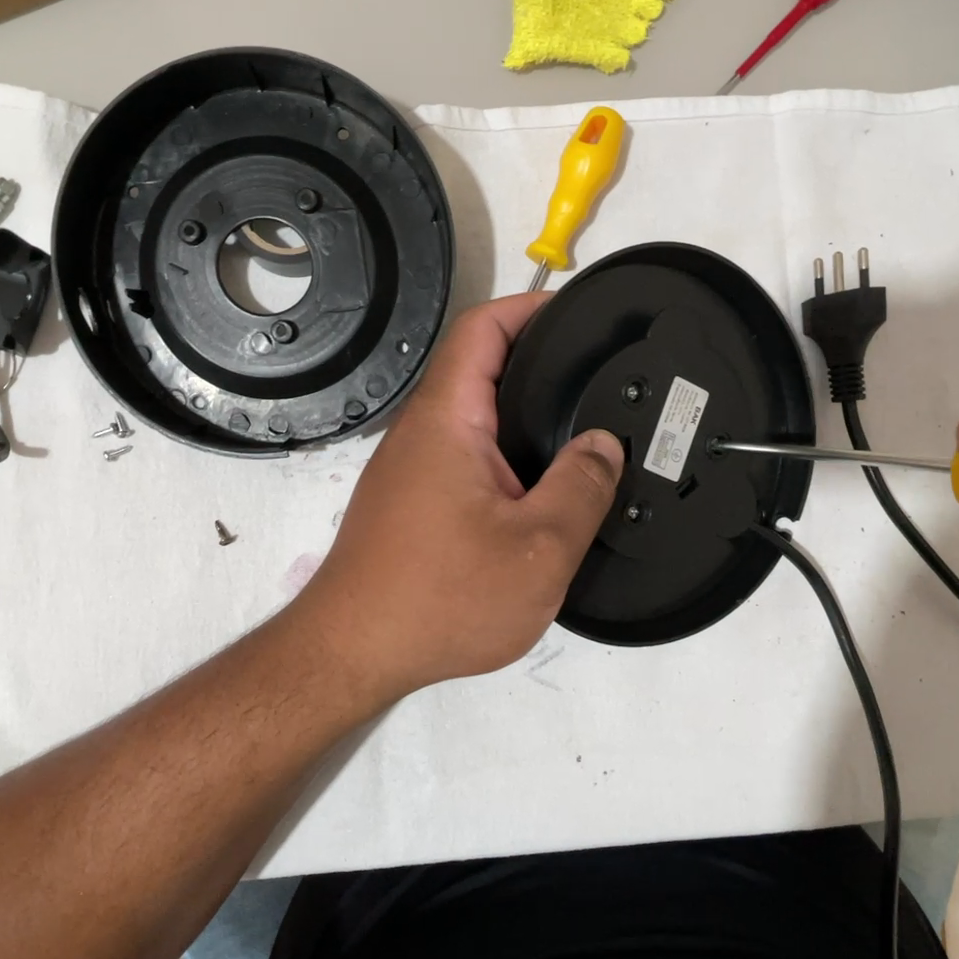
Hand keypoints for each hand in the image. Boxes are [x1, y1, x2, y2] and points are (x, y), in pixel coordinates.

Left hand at [289, 293, 622, 695]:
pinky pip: (461, 456)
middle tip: (595, 375)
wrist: (355, 651)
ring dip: (519, 414)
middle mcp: (419, 433)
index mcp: (447, 421)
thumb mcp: (538, 549)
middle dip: (536, 361)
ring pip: (471, 417)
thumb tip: (603, 444)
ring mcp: (409, 468)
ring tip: (578, 429)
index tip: (579, 312)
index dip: (530, 306)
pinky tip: (537, 487)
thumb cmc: (440, 599)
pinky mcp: (408, 501)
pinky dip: (502, 454)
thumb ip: (581, 488)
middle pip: (478, 369)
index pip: (483, 329)